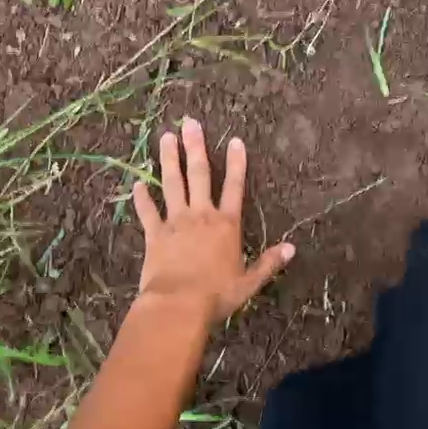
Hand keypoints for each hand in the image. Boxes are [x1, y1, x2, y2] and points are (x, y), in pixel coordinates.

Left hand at [132, 118, 293, 323]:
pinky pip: (147, 212)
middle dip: (196, 147)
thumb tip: (291, 248)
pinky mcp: (155, 234)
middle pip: (200, 175)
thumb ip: (268, 263)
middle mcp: (201, 215)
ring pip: (172, 184)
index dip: (236, 163)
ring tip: (166, 137)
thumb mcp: (249, 282)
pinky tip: (136, 184)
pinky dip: (141, 198)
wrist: (178, 305)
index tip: (234, 140)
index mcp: (226, 224)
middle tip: (191, 123)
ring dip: (170, 159)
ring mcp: (176, 222)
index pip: (235, 187)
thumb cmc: (216, 295)